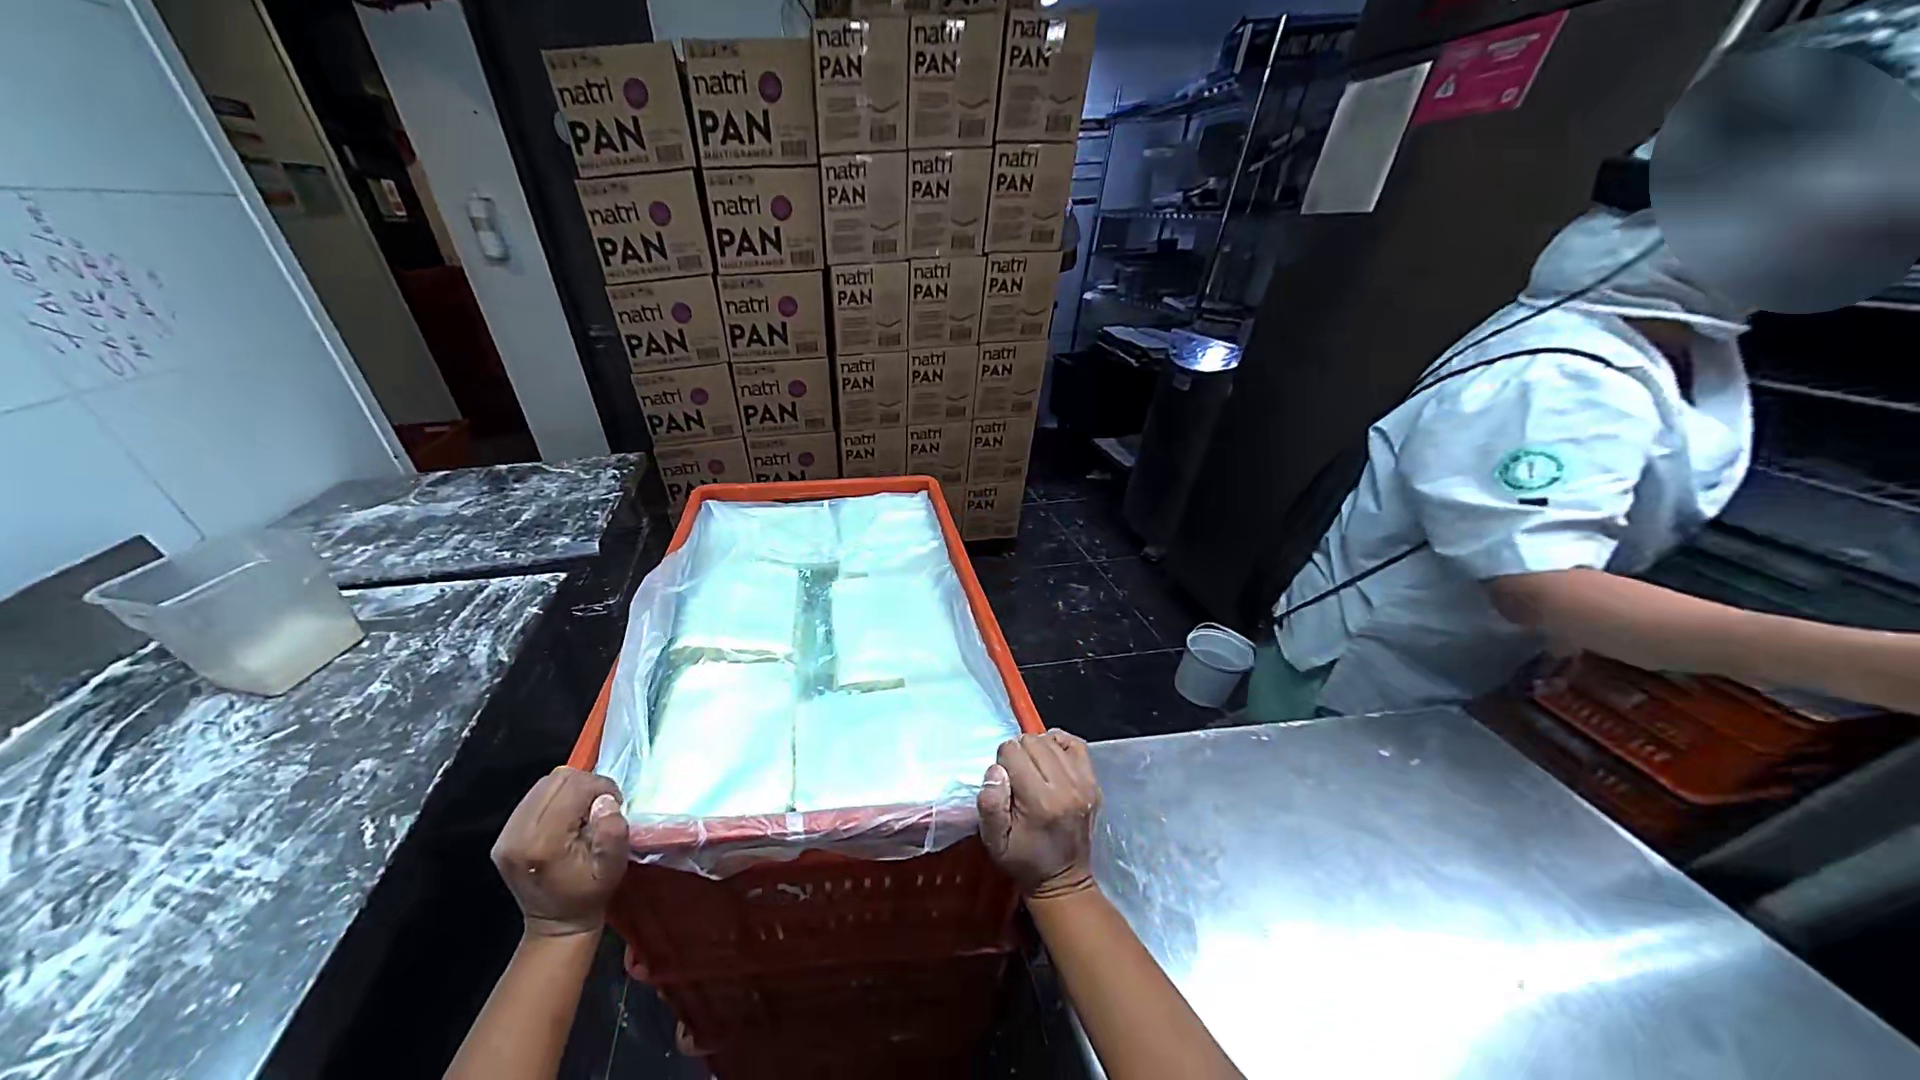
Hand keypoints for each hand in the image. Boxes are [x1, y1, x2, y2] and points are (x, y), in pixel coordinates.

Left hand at [491, 767, 628, 938]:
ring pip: (545, 783)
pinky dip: (557, 797)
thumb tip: (605, 801)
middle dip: (587, 785)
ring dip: (572, 789)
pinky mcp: (503, 834)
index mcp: (542, 843)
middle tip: (600, 807)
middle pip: (557, 779)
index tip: (613, 805)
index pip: (574, 786)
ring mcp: (505, 834)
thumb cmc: (588, 894)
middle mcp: (517, 834)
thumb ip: (612, 832)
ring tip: (584, 811)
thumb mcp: (613, 867)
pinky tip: (567, 817)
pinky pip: (535, 795)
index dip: (601, 788)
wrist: (555, 922)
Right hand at [977, 730, 1100, 900]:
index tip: (1004, 782)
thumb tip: (995, 769)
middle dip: (1019, 753)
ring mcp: (1084, 783)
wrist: (1064, 879)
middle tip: (1017, 777)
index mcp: (1040, 802)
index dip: (1002, 762)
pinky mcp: (1094, 783)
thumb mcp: (995, 841)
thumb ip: (990, 805)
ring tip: (1034, 771)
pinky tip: (1051, 759)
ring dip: (1038, 749)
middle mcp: (1066, 787)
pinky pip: (1075, 744)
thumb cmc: (1024, 859)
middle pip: (1032, 741)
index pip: (1012, 751)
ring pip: (1051, 740)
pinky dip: (1059, 745)